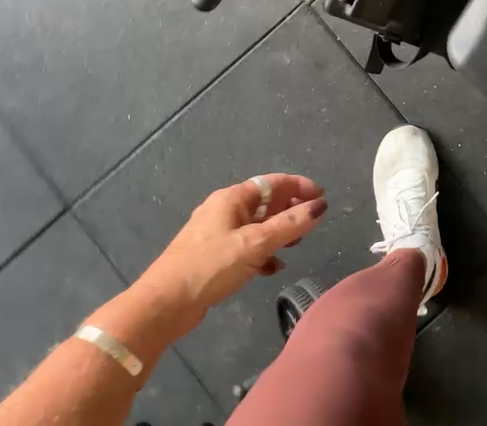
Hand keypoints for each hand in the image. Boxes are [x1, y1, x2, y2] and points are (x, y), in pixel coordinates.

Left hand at [143, 174, 327, 312]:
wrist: (164, 305)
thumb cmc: (210, 266)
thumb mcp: (255, 244)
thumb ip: (289, 225)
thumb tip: (320, 206)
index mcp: (232, 199)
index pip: (273, 183)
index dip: (299, 186)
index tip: (322, 197)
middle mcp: (224, 210)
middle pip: (265, 203)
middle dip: (290, 210)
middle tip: (311, 224)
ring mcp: (217, 233)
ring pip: (257, 226)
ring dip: (278, 233)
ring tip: (296, 246)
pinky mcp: (213, 256)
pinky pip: (246, 246)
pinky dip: (262, 253)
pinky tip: (272, 268)